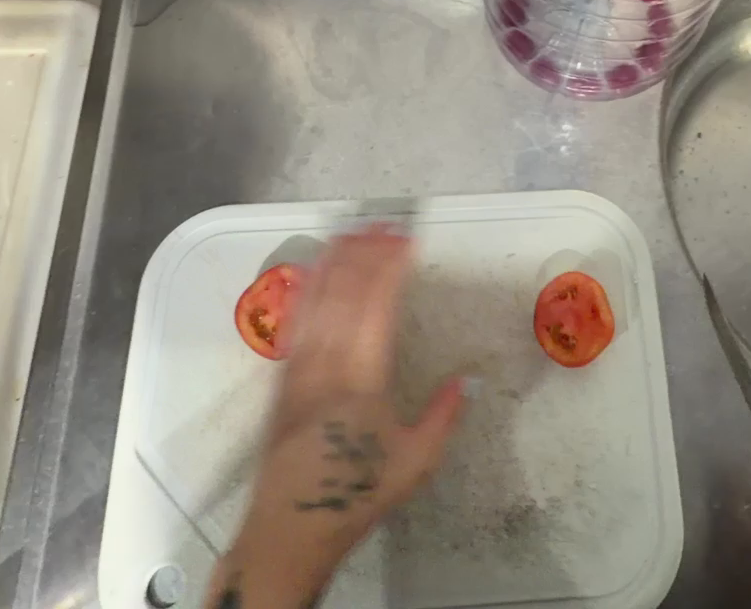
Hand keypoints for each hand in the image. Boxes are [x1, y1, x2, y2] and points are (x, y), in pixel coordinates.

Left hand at [204, 225, 467, 608]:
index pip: (376, 305)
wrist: (289, 526)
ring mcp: (299, 366)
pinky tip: (316, 272)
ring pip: (316, 300)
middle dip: (364, 253)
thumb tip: (467, 379)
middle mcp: (327, 361)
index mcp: (363, 376)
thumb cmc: (356, 493)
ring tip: (352, 232)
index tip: (406, 240)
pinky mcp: (282, 377)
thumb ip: (443, 417)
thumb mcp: (415, 463)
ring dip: (335, 262)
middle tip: (383, 225)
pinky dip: (308, 288)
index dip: (390, 266)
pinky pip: (296, 320)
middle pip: (344, 292)